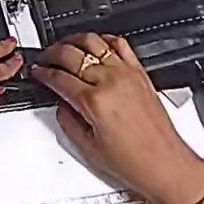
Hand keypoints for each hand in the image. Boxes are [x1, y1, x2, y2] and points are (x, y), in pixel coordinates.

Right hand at [31, 33, 203, 203]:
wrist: (165, 164)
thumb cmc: (134, 161)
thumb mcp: (88, 148)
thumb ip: (68, 121)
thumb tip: (60, 105)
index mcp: (94, 102)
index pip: (59, 77)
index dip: (43, 73)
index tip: (37, 72)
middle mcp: (110, 81)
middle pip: (71, 53)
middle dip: (51, 54)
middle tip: (45, 59)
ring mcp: (126, 73)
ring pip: (93, 41)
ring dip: (73, 40)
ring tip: (64, 46)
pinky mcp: (139, 71)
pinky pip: (119, 43)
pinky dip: (103, 38)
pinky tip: (95, 42)